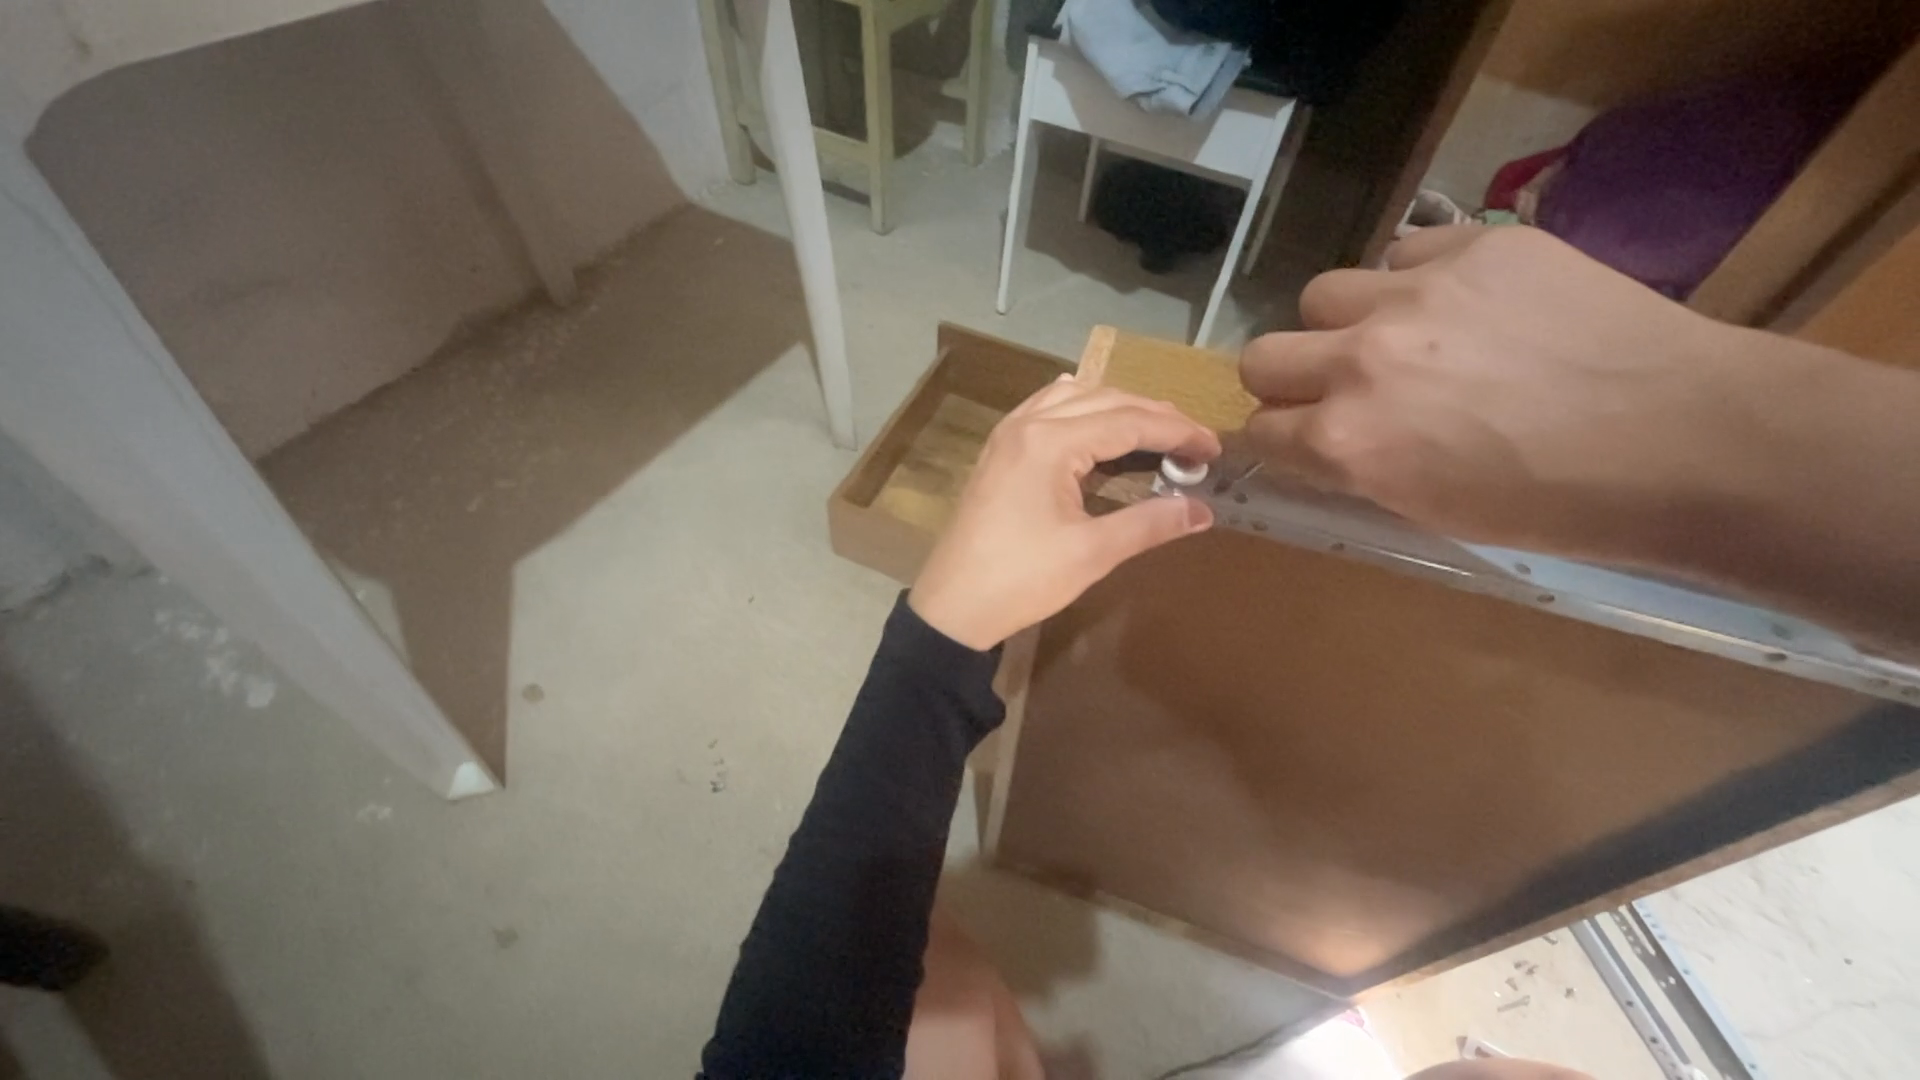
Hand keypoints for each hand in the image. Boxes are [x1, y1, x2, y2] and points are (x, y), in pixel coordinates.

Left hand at [909, 377, 1220, 649]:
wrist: (953, 607)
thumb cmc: (1021, 580)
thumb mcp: (1092, 553)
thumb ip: (1149, 524)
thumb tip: (1202, 510)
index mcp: (1050, 442)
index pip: (1128, 421)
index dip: (1177, 432)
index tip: (1214, 448)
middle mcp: (1028, 424)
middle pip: (1104, 400)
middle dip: (1153, 415)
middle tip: (1193, 440)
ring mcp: (1008, 435)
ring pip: (1073, 397)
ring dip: (1117, 406)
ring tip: (1154, 428)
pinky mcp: (998, 452)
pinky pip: (1044, 409)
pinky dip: (1079, 407)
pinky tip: (1091, 416)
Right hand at [1238, 225, 1797, 561]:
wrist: (1692, 441)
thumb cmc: (1553, 505)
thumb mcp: (1423, 507)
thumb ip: (1350, 466)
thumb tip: (1315, 437)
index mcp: (1344, 442)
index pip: (1257, 430)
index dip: (1277, 438)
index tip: (1299, 438)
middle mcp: (1359, 361)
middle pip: (1260, 356)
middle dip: (1286, 379)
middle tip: (1333, 388)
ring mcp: (1416, 293)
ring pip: (1321, 294)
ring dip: (1343, 322)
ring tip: (1398, 336)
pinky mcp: (1477, 246)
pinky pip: (1402, 251)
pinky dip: (1412, 280)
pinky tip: (1459, 305)